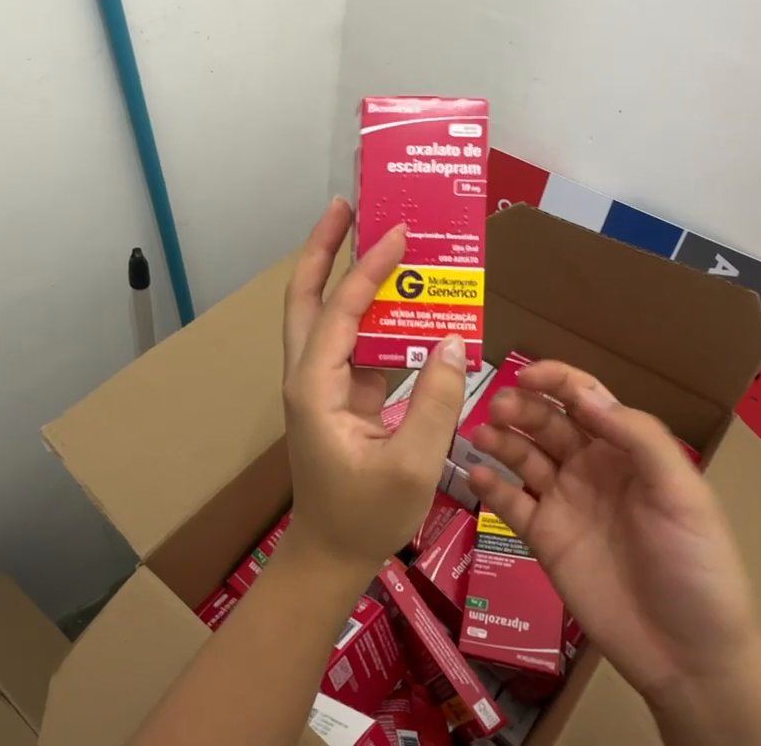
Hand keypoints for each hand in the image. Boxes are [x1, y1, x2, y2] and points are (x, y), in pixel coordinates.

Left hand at [280, 198, 467, 582]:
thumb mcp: (410, 464)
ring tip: (375, 236)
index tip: (396, 232)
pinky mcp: (338, 394)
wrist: (330, 554)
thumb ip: (435, 402)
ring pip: (324, 315)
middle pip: (304, 296)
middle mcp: (308, 373)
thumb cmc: (365, 516)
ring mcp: (320, 381)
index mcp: (314, 385)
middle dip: (322, 248)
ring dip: (343, 274)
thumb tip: (456, 340)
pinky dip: (372, 315)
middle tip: (346, 205)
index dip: (367, 269)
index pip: (339, 311)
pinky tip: (404, 301)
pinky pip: (353, 342)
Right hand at [465, 362, 760, 705]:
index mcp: (627, 451)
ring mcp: (563, 501)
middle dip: (520, 407)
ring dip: (500, 439)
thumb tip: (583, 393)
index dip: (555, 379)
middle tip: (497, 409)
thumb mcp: (683, 496)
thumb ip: (638, 438)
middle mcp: (590, 467)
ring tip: (482, 437)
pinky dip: (489, 485)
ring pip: (522, 455)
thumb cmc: (697, 568)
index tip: (524, 375)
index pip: (585, 398)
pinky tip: (476, 476)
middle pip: (545, 421)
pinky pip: (509, 502)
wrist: (688, 656)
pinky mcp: (542, 536)